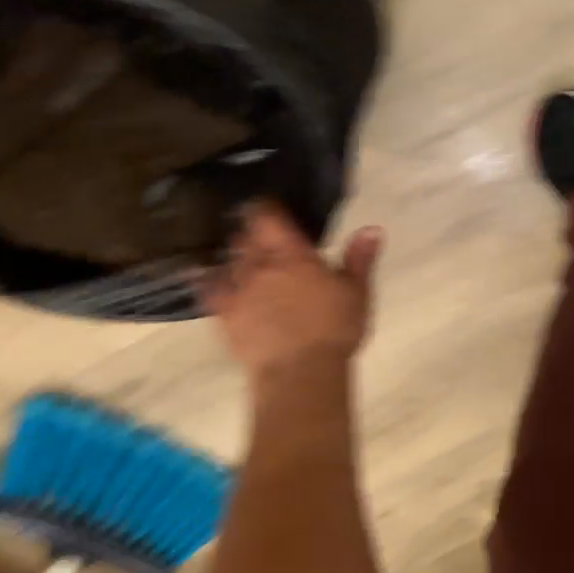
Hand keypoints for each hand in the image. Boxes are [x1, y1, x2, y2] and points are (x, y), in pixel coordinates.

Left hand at [201, 201, 384, 378]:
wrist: (299, 371)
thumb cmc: (335, 327)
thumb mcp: (358, 292)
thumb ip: (360, 259)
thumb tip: (371, 228)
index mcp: (294, 256)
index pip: (268, 219)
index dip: (264, 206)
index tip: (266, 201)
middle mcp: (259, 266)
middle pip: (245, 238)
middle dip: (251, 231)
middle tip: (260, 230)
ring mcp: (237, 290)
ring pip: (228, 260)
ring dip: (234, 253)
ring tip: (240, 251)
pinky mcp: (223, 314)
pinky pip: (208, 288)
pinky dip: (205, 277)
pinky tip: (201, 274)